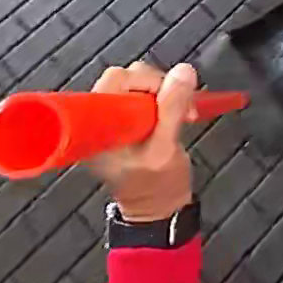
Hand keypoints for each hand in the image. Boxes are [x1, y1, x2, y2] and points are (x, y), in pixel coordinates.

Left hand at [88, 61, 197, 221]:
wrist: (157, 210)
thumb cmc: (156, 188)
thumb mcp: (165, 149)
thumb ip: (172, 109)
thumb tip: (183, 72)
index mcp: (97, 127)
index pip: (113, 82)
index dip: (142, 81)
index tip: (165, 96)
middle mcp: (101, 119)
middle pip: (127, 78)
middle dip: (159, 86)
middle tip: (182, 105)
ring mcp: (115, 118)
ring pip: (139, 84)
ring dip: (166, 93)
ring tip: (184, 113)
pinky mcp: (129, 118)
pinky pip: (146, 94)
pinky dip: (165, 98)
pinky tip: (178, 113)